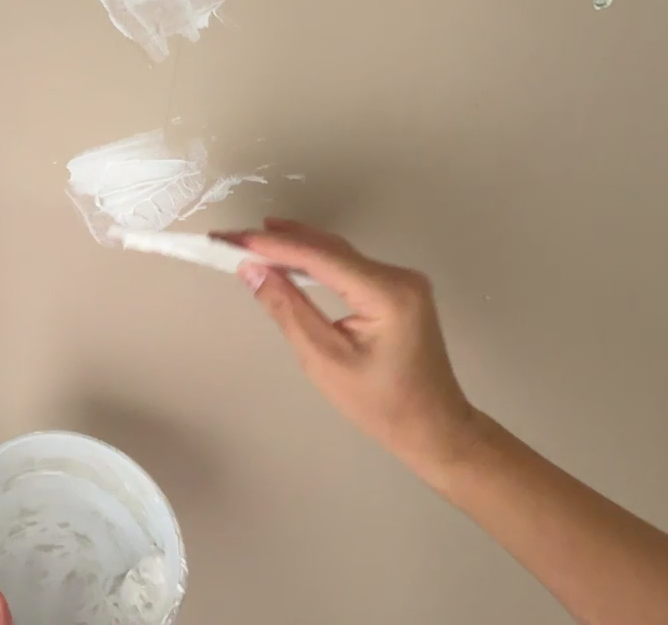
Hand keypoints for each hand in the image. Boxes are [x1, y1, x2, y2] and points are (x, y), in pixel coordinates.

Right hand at [217, 218, 483, 471]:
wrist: (435, 429)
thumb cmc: (380, 404)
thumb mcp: (323, 359)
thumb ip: (286, 308)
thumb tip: (251, 268)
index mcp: (386, 293)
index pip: (318, 257)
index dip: (272, 245)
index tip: (232, 239)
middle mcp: (398, 276)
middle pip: (327, 247)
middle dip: (277, 240)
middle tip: (232, 238)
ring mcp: (400, 279)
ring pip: (335, 251)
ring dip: (293, 245)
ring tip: (249, 241)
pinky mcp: (395, 287)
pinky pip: (345, 264)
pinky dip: (312, 259)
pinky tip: (287, 255)